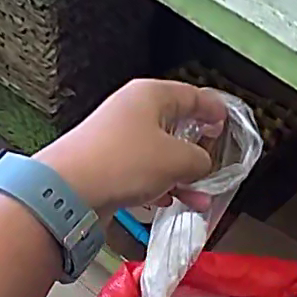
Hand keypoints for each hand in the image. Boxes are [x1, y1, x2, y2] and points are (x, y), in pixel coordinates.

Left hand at [37, 79, 229, 212]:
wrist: (70, 190)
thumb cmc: (123, 163)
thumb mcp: (178, 160)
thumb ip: (200, 160)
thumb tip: (202, 164)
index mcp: (150, 96)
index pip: (191, 95)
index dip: (213, 108)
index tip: (225, 119)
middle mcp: (132, 112)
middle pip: (174, 126)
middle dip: (197, 149)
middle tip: (214, 160)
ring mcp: (118, 139)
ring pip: (160, 154)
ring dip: (182, 175)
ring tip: (200, 196)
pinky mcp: (108, 165)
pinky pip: (143, 173)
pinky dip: (161, 185)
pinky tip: (171, 201)